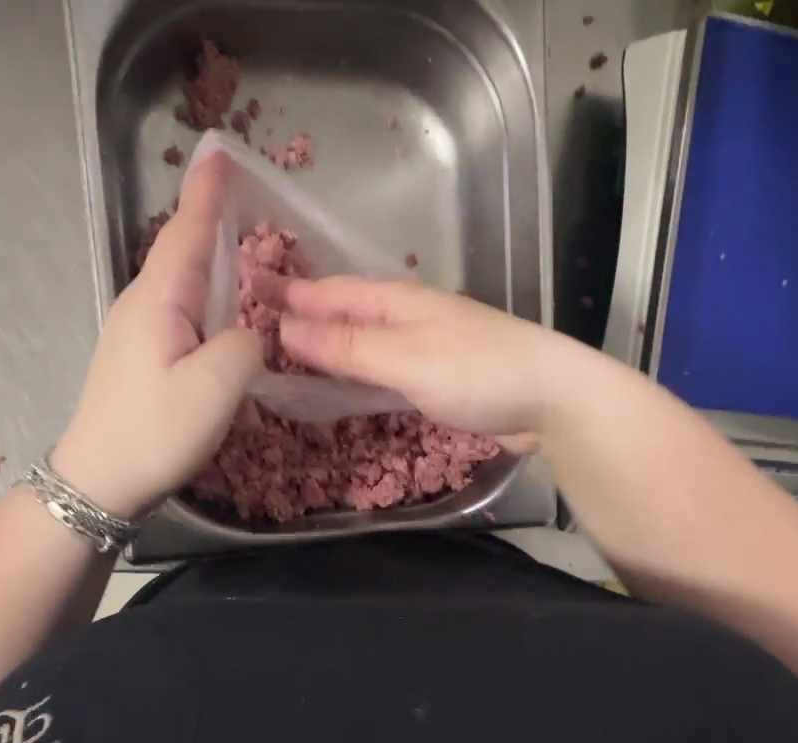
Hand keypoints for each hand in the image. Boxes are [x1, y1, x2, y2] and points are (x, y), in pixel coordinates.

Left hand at [51, 154, 262, 519]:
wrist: (99, 481)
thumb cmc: (155, 431)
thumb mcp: (216, 388)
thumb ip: (246, 346)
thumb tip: (252, 332)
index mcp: (159, 301)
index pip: (187, 233)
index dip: (207, 194)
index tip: (220, 151)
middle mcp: (143, 306)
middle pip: (180, 250)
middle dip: (207, 215)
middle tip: (237, 188)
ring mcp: (138, 333)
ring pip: (179, 281)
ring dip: (207, 253)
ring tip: (237, 236)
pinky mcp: (141, 358)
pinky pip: (179, 310)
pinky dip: (204, 293)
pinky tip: (220, 304)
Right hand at [270, 277, 604, 442]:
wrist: (552, 399)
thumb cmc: (479, 371)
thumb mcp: (405, 358)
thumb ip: (347, 346)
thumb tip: (285, 328)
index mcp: (396, 300)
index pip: (329, 291)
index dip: (288, 292)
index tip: (245, 286)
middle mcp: (407, 316)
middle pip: (344, 310)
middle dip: (302, 313)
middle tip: (255, 322)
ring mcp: (425, 345)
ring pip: (362, 338)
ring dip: (326, 342)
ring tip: (287, 351)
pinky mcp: (438, 376)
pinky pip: (382, 367)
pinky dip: (355, 370)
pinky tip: (344, 384)